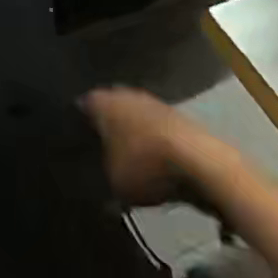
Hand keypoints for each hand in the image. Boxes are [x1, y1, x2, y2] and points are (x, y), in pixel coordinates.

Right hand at [81, 87, 209, 206]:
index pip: (80, 108)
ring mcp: (153, 102)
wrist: (201, 163)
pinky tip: (153, 166)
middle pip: (108, 111)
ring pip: (133, 119)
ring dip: (131, 137)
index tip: (76, 147)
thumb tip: (93, 179)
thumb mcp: (110, 183)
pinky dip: (152, 143)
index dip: (77, 128)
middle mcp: (124, 93)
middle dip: (106, 131)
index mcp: (101, 102)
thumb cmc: (145, 166)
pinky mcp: (177, 116)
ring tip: (128, 165)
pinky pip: (154, 130)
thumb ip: (97, 177)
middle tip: (101, 157)